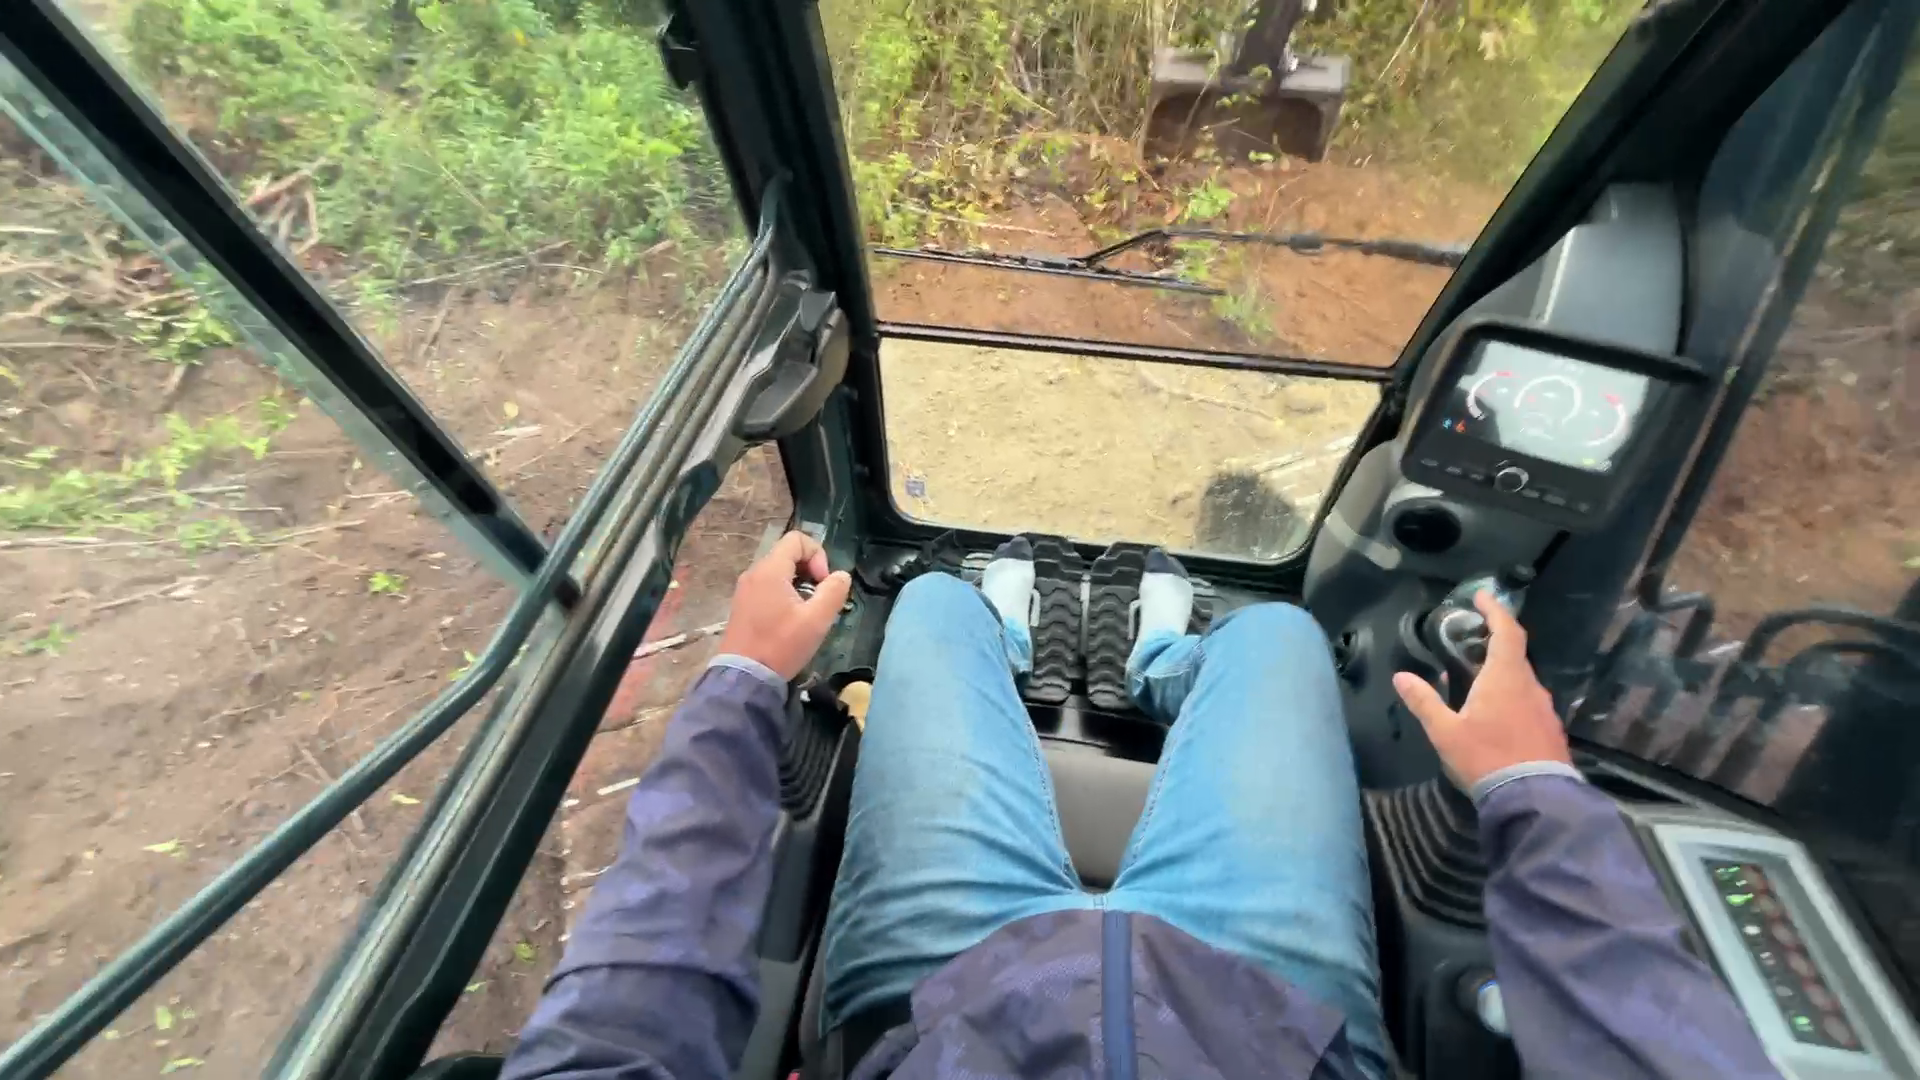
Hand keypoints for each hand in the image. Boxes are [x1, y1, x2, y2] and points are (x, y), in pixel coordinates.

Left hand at [715, 531, 851, 680]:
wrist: (744, 677)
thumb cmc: (781, 646)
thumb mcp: (816, 621)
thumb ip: (833, 592)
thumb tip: (841, 576)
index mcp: (770, 570)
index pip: (797, 539)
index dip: (818, 555)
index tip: (824, 582)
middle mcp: (754, 573)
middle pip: (788, 554)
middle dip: (810, 570)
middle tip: (820, 598)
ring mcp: (745, 589)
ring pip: (779, 571)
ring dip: (799, 583)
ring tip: (808, 611)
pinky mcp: (742, 604)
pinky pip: (768, 586)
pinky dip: (784, 593)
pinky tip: (791, 619)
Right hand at [1392, 591, 1569, 789]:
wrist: (1536, 799)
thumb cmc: (1486, 756)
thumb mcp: (1445, 730)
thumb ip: (1423, 701)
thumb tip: (1401, 676)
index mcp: (1505, 679)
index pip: (1507, 633)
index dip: (1496, 611)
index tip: (1483, 596)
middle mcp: (1530, 687)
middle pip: (1515, 654)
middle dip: (1494, 641)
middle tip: (1469, 638)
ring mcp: (1544, 709)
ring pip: (1521, 678)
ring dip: (1500, 670)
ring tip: (1475, 676)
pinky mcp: (1549, 729)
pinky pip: (1527, 699)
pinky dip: (1510, 693)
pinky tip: (1493, 709)